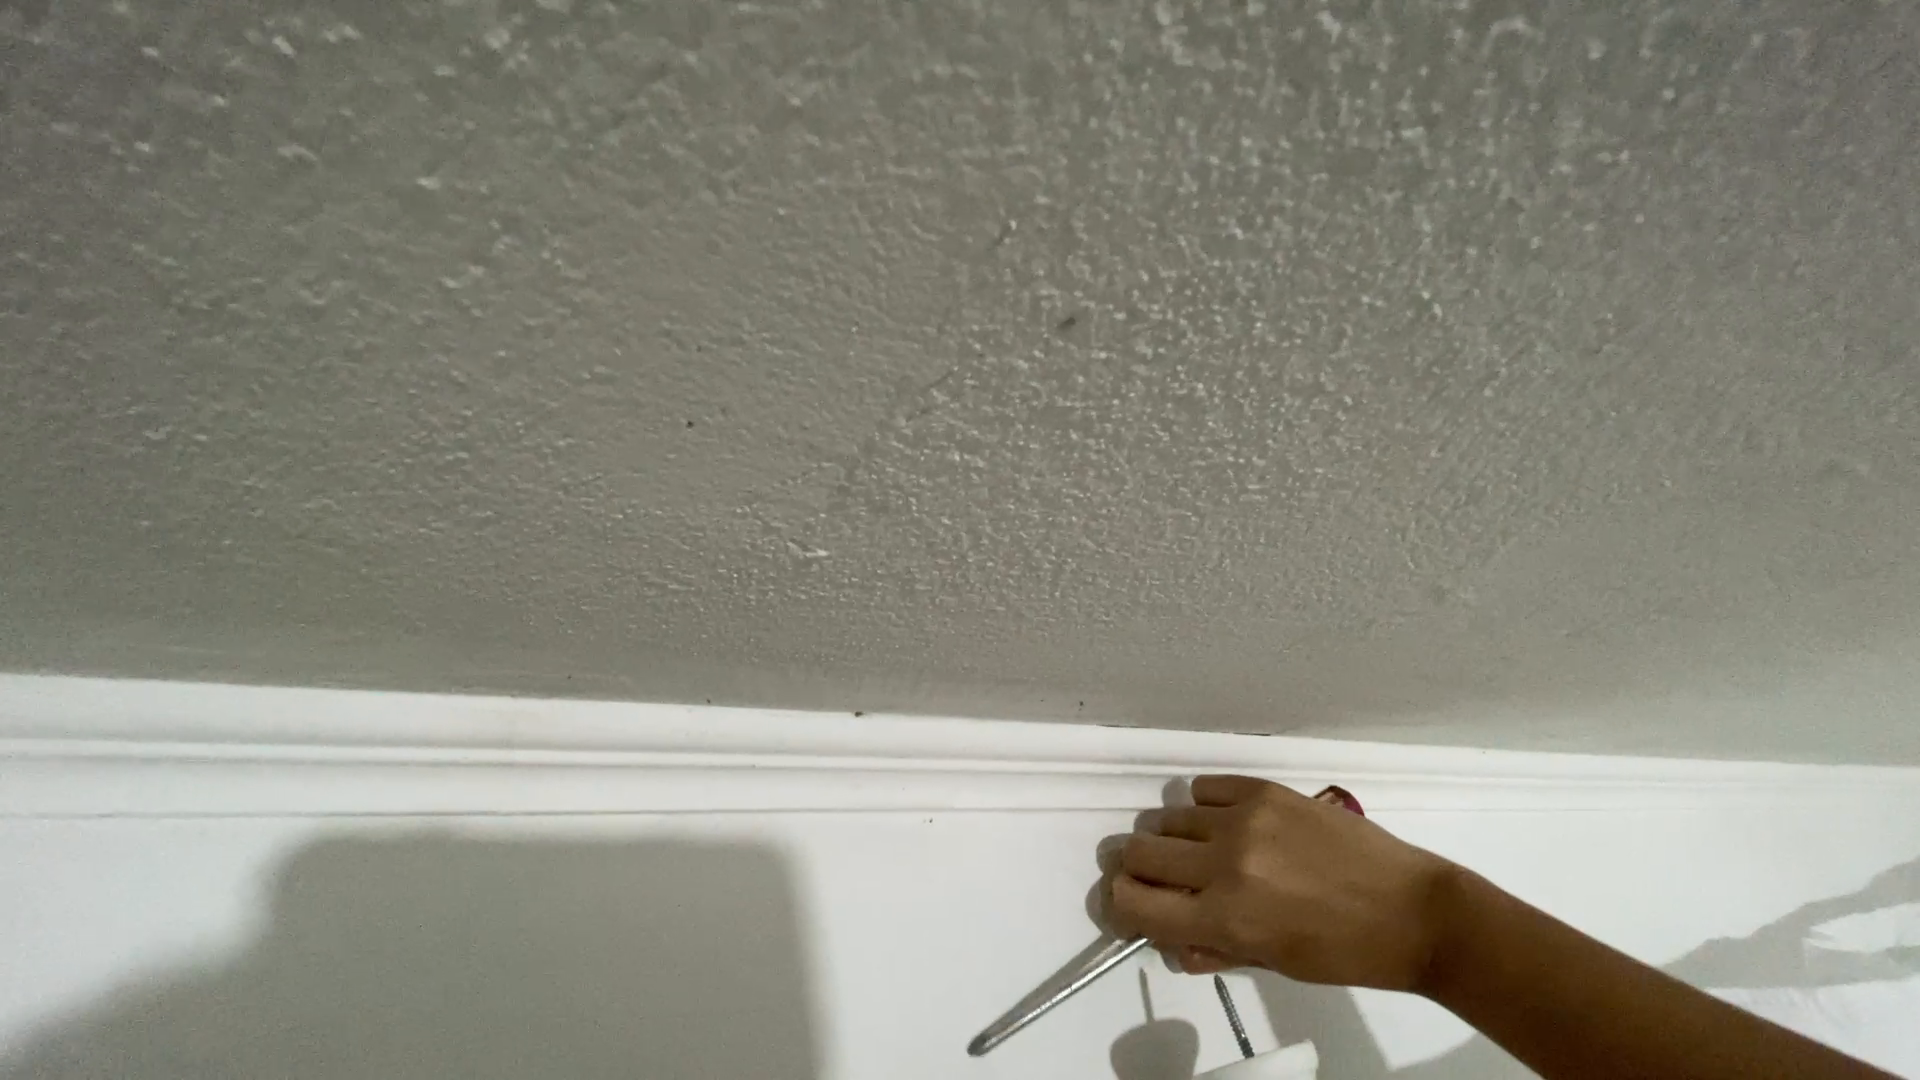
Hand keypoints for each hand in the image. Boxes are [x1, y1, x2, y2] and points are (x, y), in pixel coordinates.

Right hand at [1108, 774, 1456, 992]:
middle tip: (1167, 878)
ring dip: (1176, 839)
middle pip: (1136, 852)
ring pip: (1167, 817)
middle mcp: (1223, 863)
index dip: (1123, 905)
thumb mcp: (1272, 966)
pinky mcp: (1263, 790)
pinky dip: (1206, 807)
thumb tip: (1166, 934)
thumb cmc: (1344, 953)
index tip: (1136, 905)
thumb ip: (1210, 949)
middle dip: (1141, 870)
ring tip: (1209, 850)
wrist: (1413, 911)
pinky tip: (1231, 823)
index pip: (1130, 902)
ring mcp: (1243, 819)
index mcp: (1224, 918)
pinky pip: (1204, 788)